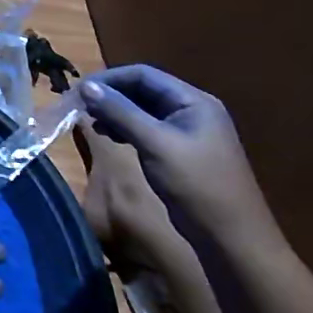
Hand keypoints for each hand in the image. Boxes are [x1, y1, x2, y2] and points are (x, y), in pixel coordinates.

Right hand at [78, 65, 278, 245]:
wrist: (232, 238)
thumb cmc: (197, 185)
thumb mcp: (155, 144)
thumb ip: (120, 112)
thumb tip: (86, 87)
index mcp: (194, 101)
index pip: (143, 74)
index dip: (109, 79)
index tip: (80, 91)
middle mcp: (191, 110)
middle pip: (142, 89)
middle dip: (110, 95)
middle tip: (81, 106)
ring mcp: (185, 131)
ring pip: (141, 109)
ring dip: (114, 112)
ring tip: (92, 122)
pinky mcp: (178, 150)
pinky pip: (145, 127)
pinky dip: (124, 128)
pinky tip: (109, 136)